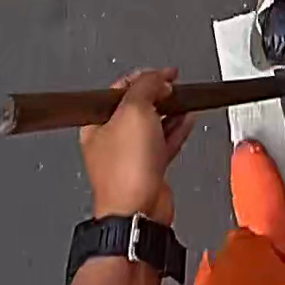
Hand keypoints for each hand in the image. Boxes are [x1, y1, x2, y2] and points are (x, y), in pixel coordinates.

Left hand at [79, 68, 195, 223]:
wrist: (139, 212)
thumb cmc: (126, 170)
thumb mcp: (135, 109)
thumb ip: (147, 85)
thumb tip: (158, 78)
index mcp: (97, 123)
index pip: (120, 88)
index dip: (143, 76)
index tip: (162, 72)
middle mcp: (111, 139)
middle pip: (138, 105)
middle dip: (158, 93)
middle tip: (173, 86)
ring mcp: (130, 155)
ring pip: (153, 123)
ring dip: (170, 109)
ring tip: (184, 99)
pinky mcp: (148, 169)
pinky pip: (164, 141)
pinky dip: (177, 128)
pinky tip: (188, 119)